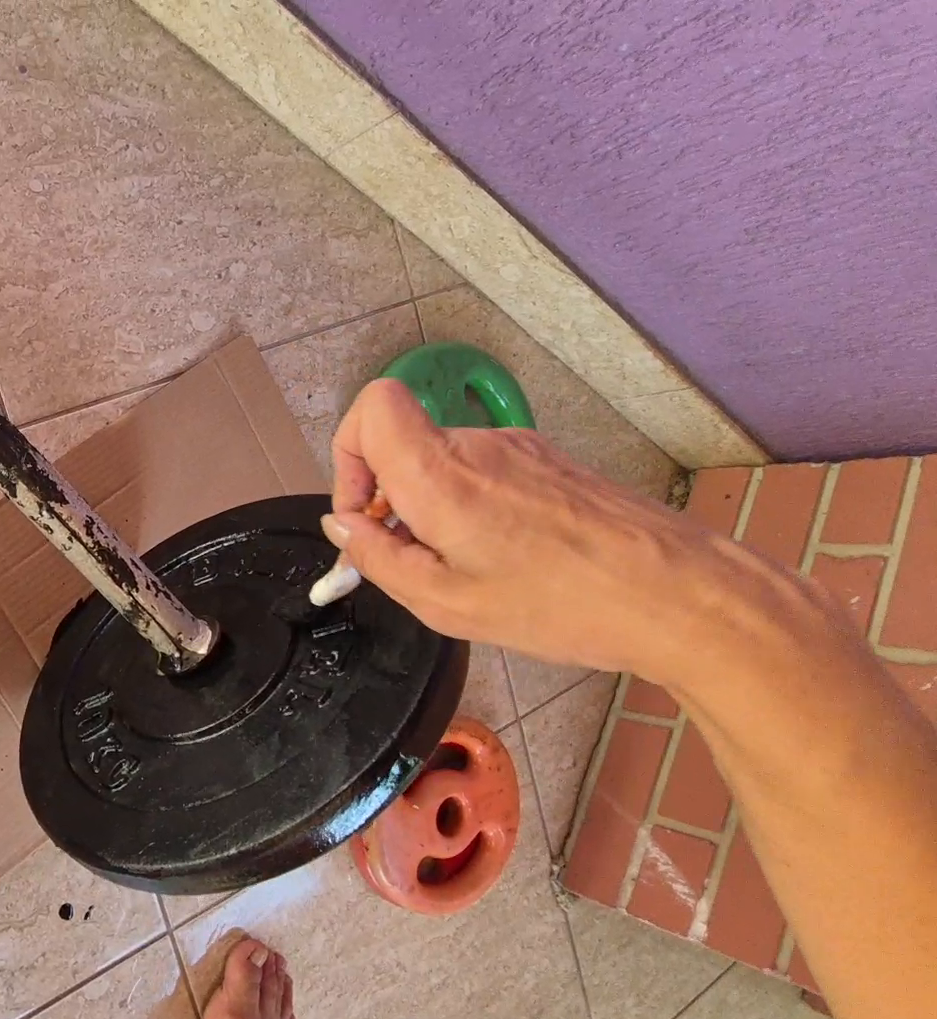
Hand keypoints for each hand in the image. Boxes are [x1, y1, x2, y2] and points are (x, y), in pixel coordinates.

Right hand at [321, 379, 789, 685]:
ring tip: (455, 565)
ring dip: (424, 506)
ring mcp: (517, 449)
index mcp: (442, 474)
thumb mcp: (443, 601)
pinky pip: (478, 471)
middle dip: (383, 497)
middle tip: (404, 559)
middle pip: (400, 442)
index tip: (359, 511)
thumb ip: (376, 557)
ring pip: (438, 461)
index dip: (347, 451)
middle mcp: (477, 446)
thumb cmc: (559, 603)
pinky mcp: (546, 462)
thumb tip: (341, 527)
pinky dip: (463, 505)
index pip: (373, 407)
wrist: (684, 597)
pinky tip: (494, 554)